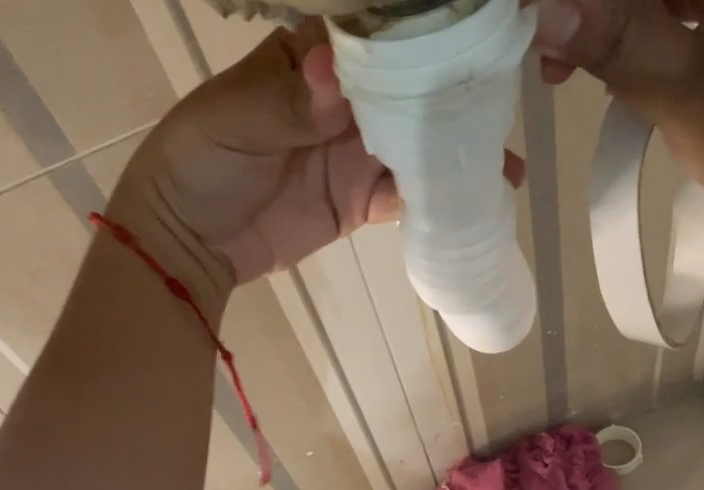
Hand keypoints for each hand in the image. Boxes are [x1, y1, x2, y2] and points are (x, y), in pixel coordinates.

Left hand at [110, 19, 524, 304]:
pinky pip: (409, 197)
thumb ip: (288, 101)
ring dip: (461, 148)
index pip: (380, 33)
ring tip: (506, 158)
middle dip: (461, 88)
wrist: (188, 244)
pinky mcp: (361, 202)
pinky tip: (479, 199)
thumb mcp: (234, 122)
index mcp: (313, 56)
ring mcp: (357, 152)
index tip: (480, 30)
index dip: (430, 30)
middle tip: (515, 90)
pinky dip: (441, 200)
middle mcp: (345, 99)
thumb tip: (337, 72)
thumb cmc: (199, 162)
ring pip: (421, 142)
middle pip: (414, 86)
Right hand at [533, 0, 703, 220]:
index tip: (536, 29)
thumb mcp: (694, 93)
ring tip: (575, 71)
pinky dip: (651, 29)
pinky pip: (692, 2)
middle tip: (551, 61)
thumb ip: (618, 43)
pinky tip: (627, 65)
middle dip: (597, 11)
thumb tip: (540, 9)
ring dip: (617, 22)